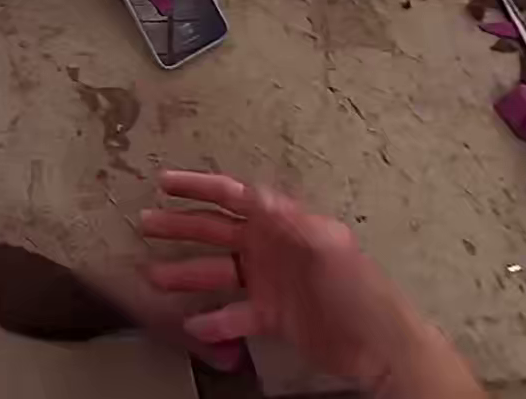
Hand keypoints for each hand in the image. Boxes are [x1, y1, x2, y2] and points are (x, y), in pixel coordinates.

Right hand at [139, 170, 482, 398]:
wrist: (380, 344)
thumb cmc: (356, 286)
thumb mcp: (326, 244)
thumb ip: (288, 218)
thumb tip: (253, 190)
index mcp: (278, 221)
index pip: (231, 196)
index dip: (198, 187)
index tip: (165, 181)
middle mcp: (267, 244)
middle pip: (214, 230)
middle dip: (180, 224)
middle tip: (145, 221)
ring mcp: (266, 280)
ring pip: (216, 271)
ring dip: (185, 272)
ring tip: (152, 276)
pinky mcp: (270, 314)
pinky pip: (234, 314)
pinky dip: (213, 319)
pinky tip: (192, 324)